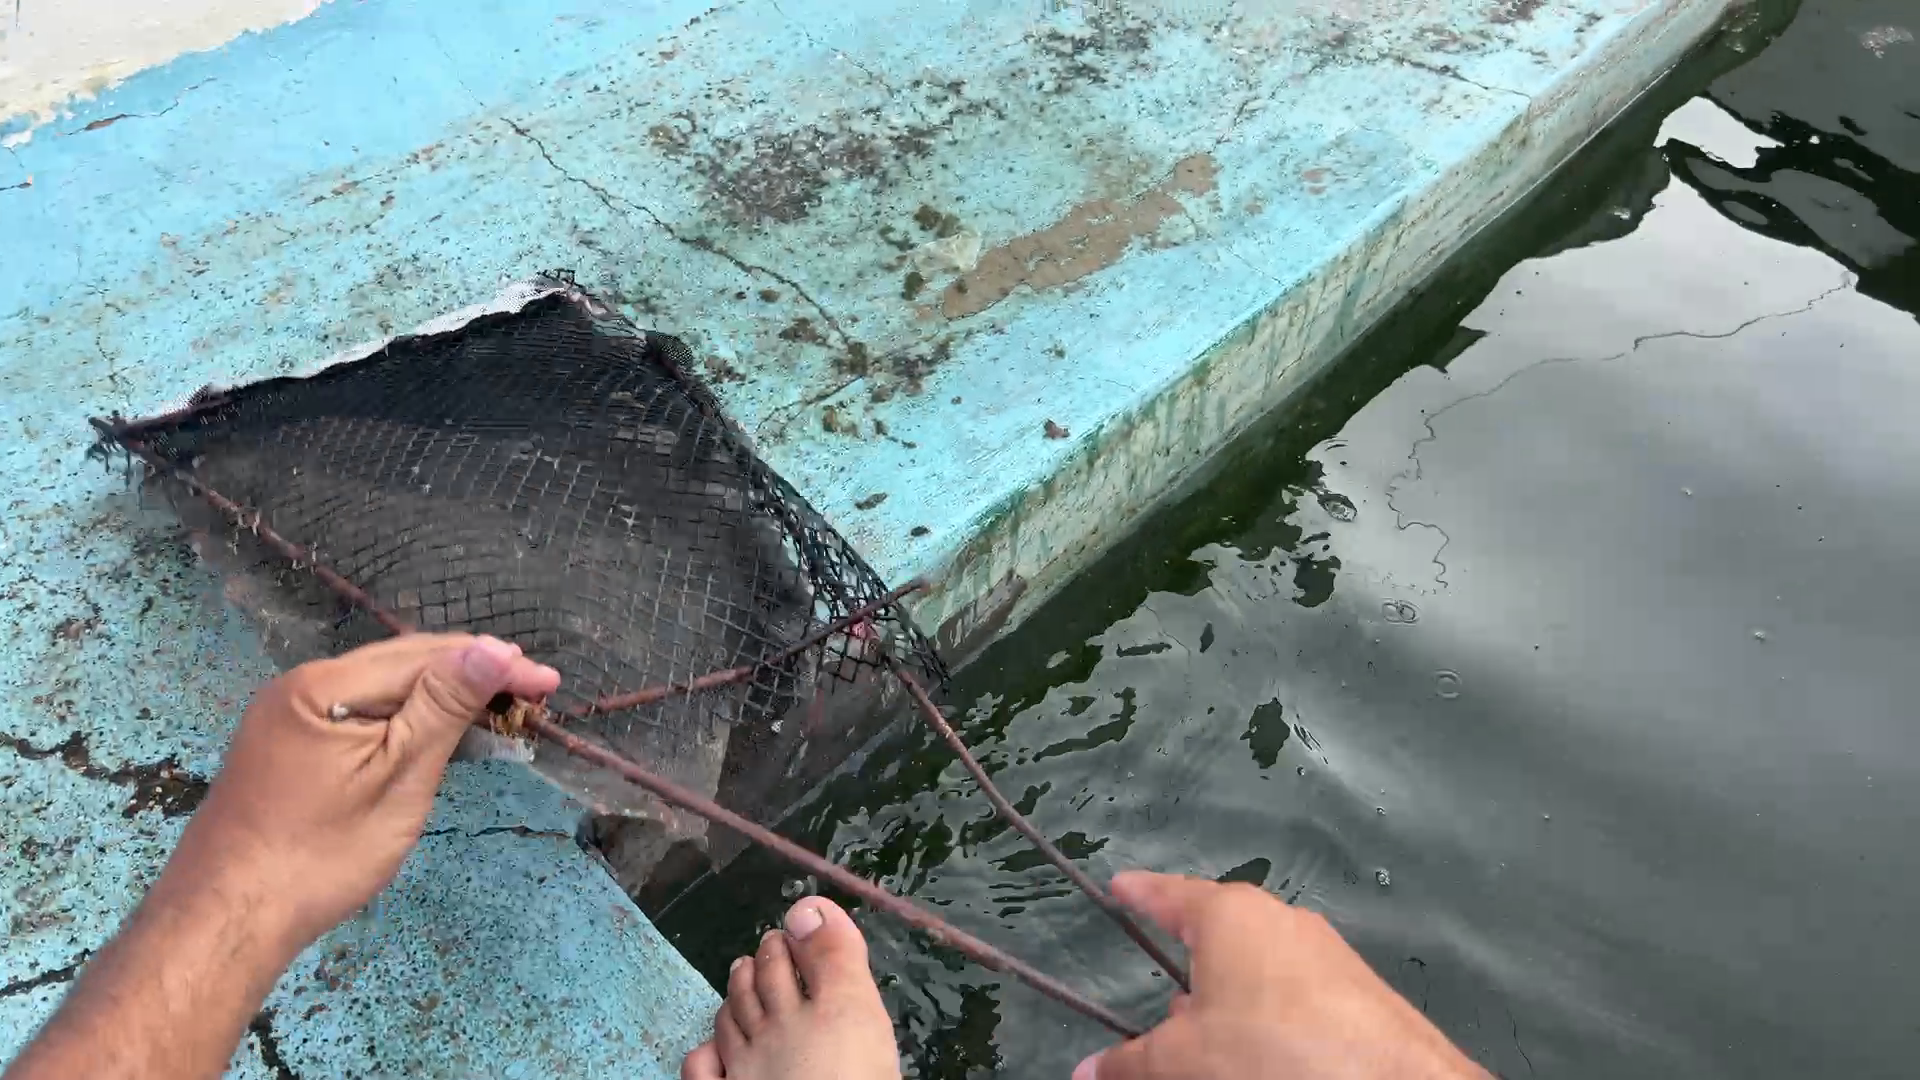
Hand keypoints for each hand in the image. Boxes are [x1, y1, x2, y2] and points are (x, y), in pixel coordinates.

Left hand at [162, 634, 560, 954]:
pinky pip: (374, 705)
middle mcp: (306, 684)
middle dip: (479, 672)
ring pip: (395, 682)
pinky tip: (448, 724)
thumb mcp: (400, 775)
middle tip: (538, 691)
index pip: (433, 657)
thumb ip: (448, 704)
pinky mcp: (298, 739)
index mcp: (326, 686)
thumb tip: (497, 647)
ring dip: (453, 690)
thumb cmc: (323, 853)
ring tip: (505, 705)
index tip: (550, 682)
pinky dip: (418, 712)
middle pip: (413, 660)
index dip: (497, 665)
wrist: (222, 926)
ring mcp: (296, 712)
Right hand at [1078, 873, 1488, 1079]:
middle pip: (1217, 931)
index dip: (1138, 892)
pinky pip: (1296, 992)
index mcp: (1228, 914)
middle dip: (1188, 962)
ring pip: (1259, 965)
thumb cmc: (1272, 1054)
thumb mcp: (1186, 1060)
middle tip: (1165, 991)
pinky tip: (1270, 1055)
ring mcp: (1325, 952)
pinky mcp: (1362, 993)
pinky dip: (1270, 1016)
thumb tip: (1084, 1073)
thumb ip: (1132, 1062)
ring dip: (1230, 997)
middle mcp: (1277, 918)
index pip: (1167, 893)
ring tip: (1214, 1036)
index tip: (1117, 886)